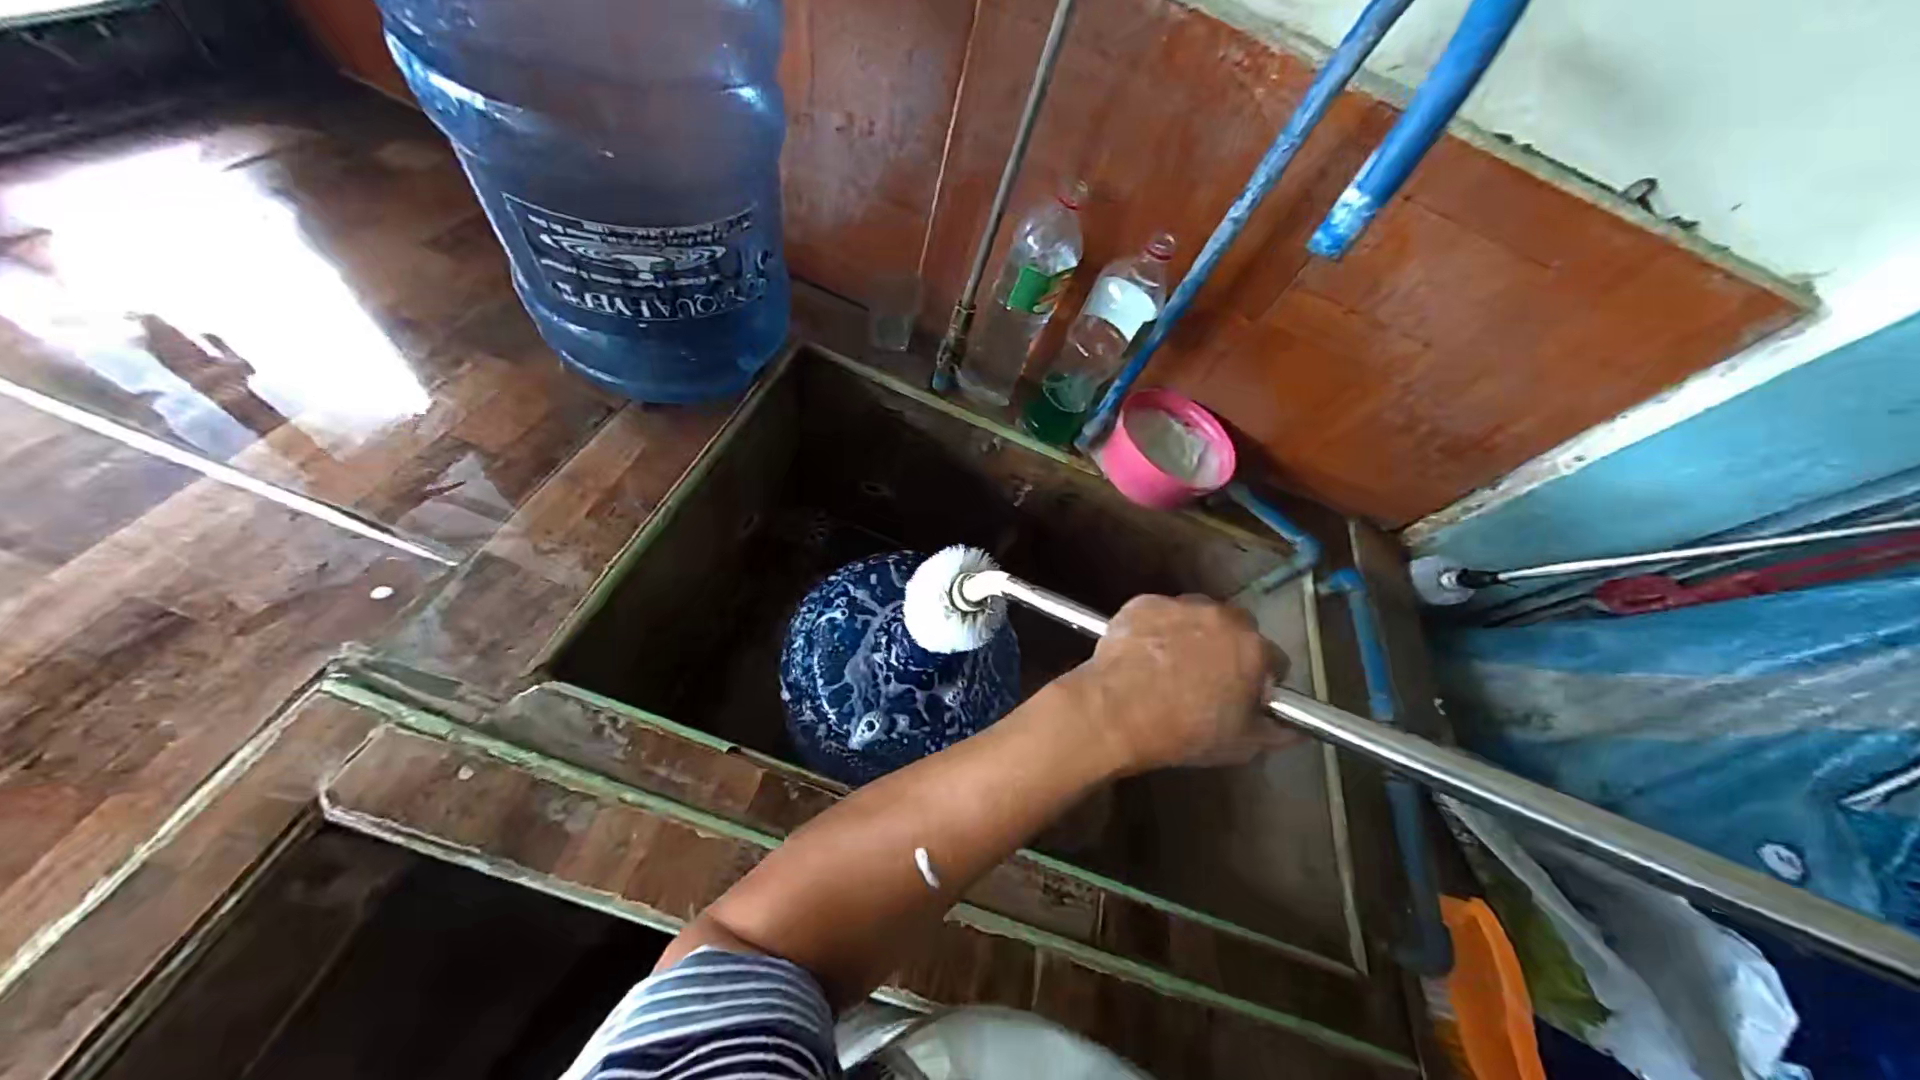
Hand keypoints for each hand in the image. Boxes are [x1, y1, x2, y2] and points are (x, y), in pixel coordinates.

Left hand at [1057, 594, 1293, 774]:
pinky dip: (1155, 628)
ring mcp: (1178, 606)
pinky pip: (1158, 613)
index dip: (1260, 678)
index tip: (1245, 693)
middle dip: (1228, 648)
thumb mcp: (1241, 745)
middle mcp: (1220, 617)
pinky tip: (1144, 654)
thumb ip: (1277, 732)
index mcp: (1253, 648)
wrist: (1116, 712)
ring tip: (1171, 664)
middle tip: (1207, 677)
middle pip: (1236, 628)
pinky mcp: (1142, 604)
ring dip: (1192, 633)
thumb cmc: (1183, 731)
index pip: (1273, 659)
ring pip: (1196, 616)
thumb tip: (1294, 729)